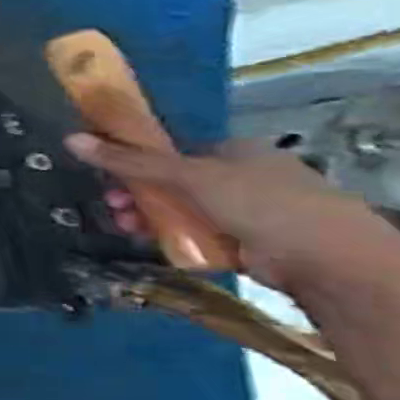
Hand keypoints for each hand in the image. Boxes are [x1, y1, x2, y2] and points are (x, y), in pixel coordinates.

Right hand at [64, 133, 399, 289]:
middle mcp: (241, 177)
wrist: (328, 261)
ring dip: (148, 217)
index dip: (136, 163)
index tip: (109, 179)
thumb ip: (129, 161)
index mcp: (235, 151)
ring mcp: (246, 210)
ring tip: (126, 228)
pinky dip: (172, 237)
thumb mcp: (189, 176)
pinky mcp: (246, 241)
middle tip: (114, 207)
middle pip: (171, 182)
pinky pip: (195, 234)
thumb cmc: (262, 203)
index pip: (172, 153)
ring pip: (180, 210)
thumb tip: (70, 138)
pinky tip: (151, 241)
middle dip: (137, 194)